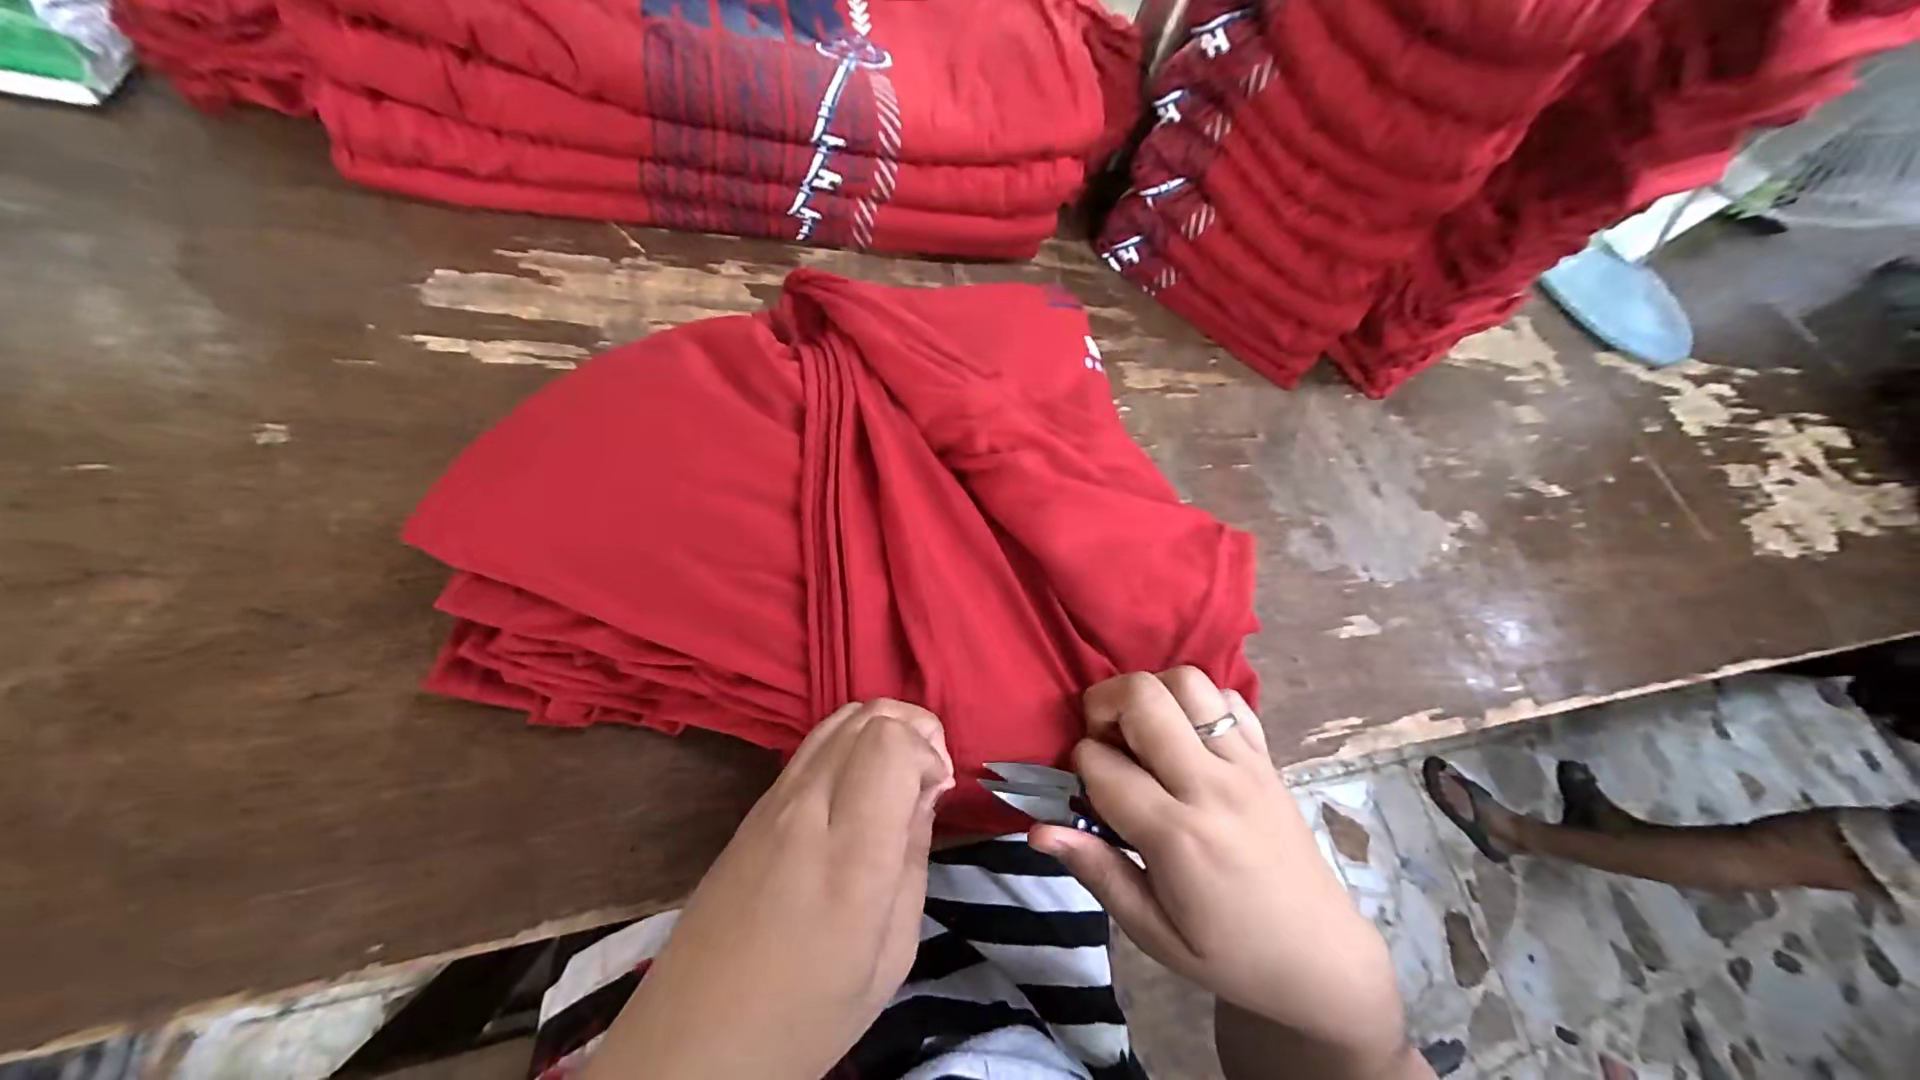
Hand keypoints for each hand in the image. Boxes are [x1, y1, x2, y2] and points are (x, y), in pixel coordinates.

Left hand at [583, 699, 953, 1079]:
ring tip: (896, 776)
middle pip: (868, 716)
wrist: (694, 1041)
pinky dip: (850, 742)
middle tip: (927, 778)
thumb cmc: (808, 1014)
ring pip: (838, 719)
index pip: (889, 742)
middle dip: (914, 729)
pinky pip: (812, 745)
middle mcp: (806, 809)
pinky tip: (857, 789)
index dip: (927, 751)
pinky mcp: (752, 806)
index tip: (937, 791)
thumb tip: (928, 789)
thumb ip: (913, 856)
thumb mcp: (891, 954)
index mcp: (849, 856)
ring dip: (881, 729)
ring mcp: (772, 801)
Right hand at [1028, 670, 1411, 1073]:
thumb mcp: (1152, 930)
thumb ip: (1095, 870)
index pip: (1103, 763)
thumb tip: (1038, 829)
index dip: (1079, 766)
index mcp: (1178, 835)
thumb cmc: (1228, 952)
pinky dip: (1198, 702)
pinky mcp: (1268, 757)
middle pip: (1143, 697)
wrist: (1322, 959)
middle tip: (1103, 739)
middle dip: (1103, 704)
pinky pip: (1230, 697)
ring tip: (1143, 731)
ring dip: (1150, 693)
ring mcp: (1247, 764)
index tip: (1085, 790)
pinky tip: (1188, 738)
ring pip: (1187, 681)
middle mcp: (1212, 786)